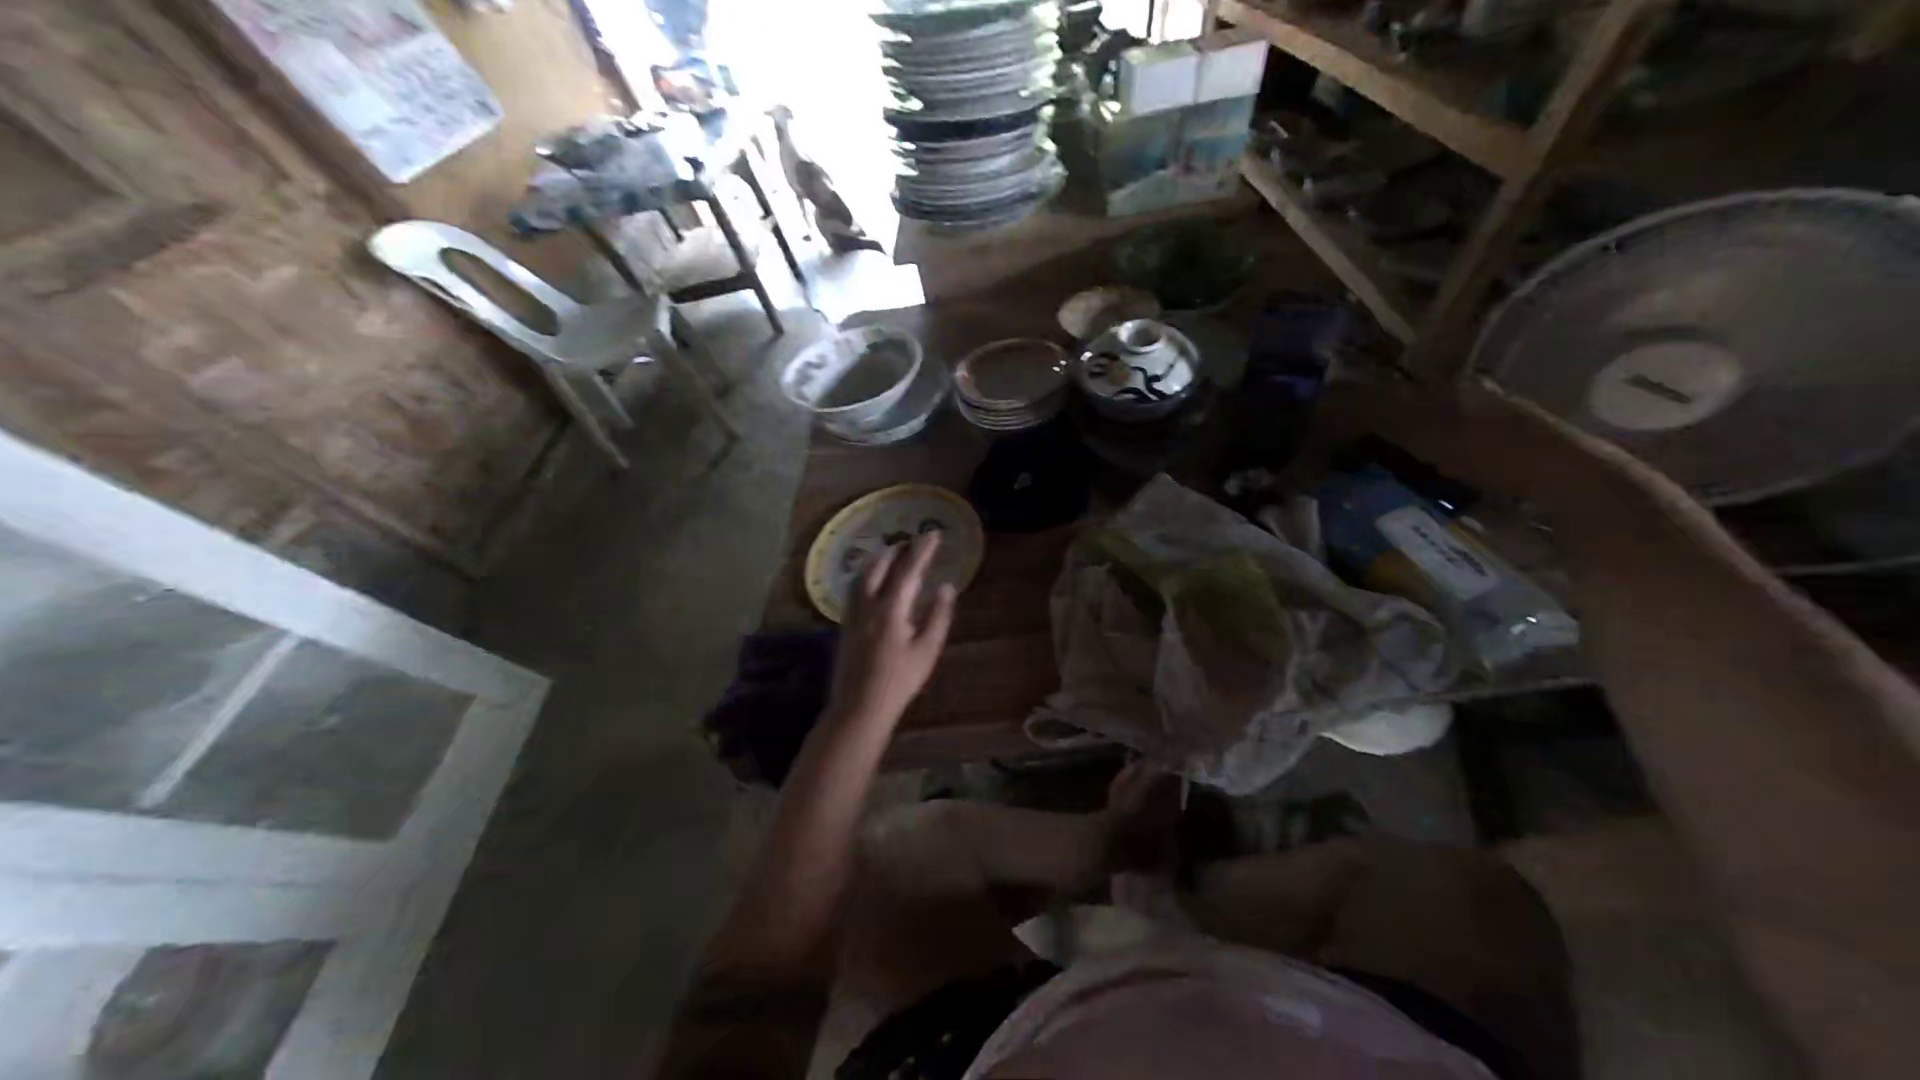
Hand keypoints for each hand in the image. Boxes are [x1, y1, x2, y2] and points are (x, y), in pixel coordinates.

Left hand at [827, 531, 957, 727]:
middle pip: (879, 566)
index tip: (934, 534)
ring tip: (892, 554)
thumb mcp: (927, 650)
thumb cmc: (900, 680)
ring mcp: (853, 614)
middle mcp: (868, 605)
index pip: (908, 570)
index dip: (923, 550)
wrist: (860, 706)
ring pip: (862, 575)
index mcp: (891, 609)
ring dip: (878, 560)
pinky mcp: (845, 625)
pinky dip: (866, 575)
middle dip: (897, 550)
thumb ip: (938, 615)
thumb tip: (946, 587)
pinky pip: (854, 589)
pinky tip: (872, 582)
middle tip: (913, 542)